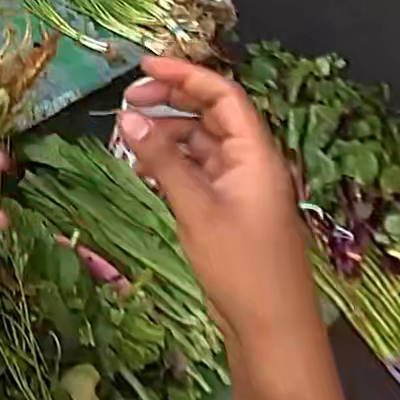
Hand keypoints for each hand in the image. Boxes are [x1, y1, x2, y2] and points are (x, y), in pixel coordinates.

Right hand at [117, 56, 319, 349]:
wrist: (272, 332)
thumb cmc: (241, 267)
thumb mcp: (195, 208)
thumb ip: (161, 159)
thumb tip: (126, 117)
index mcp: (255, 152)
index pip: (221, 94)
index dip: (185, 74)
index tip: (145, 66)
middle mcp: (250, 159)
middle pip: (209, 113)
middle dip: (171, 100)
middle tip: (129, 100)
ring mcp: (239, 183)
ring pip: (200, 141)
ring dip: (167, 134)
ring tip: (130, 140)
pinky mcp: (228, 205)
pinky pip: (197, 169)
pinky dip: (172, 162)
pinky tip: (146, 169)